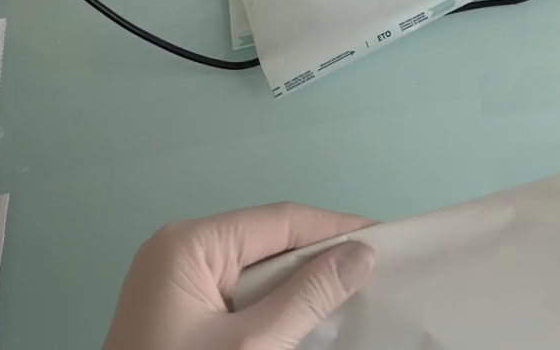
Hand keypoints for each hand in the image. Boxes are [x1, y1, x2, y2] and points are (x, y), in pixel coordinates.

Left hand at [102, 202, 376, 349]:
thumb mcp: (251, 348)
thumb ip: (307, 296)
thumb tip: (361, 254)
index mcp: (188, 245)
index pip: (280, 221)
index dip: (335, 228)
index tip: (384, 237)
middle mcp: (179, 252)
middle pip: (269, 243)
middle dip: (319, 257)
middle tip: (373, 270)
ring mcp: (175, 284)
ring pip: (256, 271)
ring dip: (299, 284)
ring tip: (349, 291)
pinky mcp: (178, 315)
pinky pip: (238, 296)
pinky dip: (273, 306)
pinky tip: (305, 316)